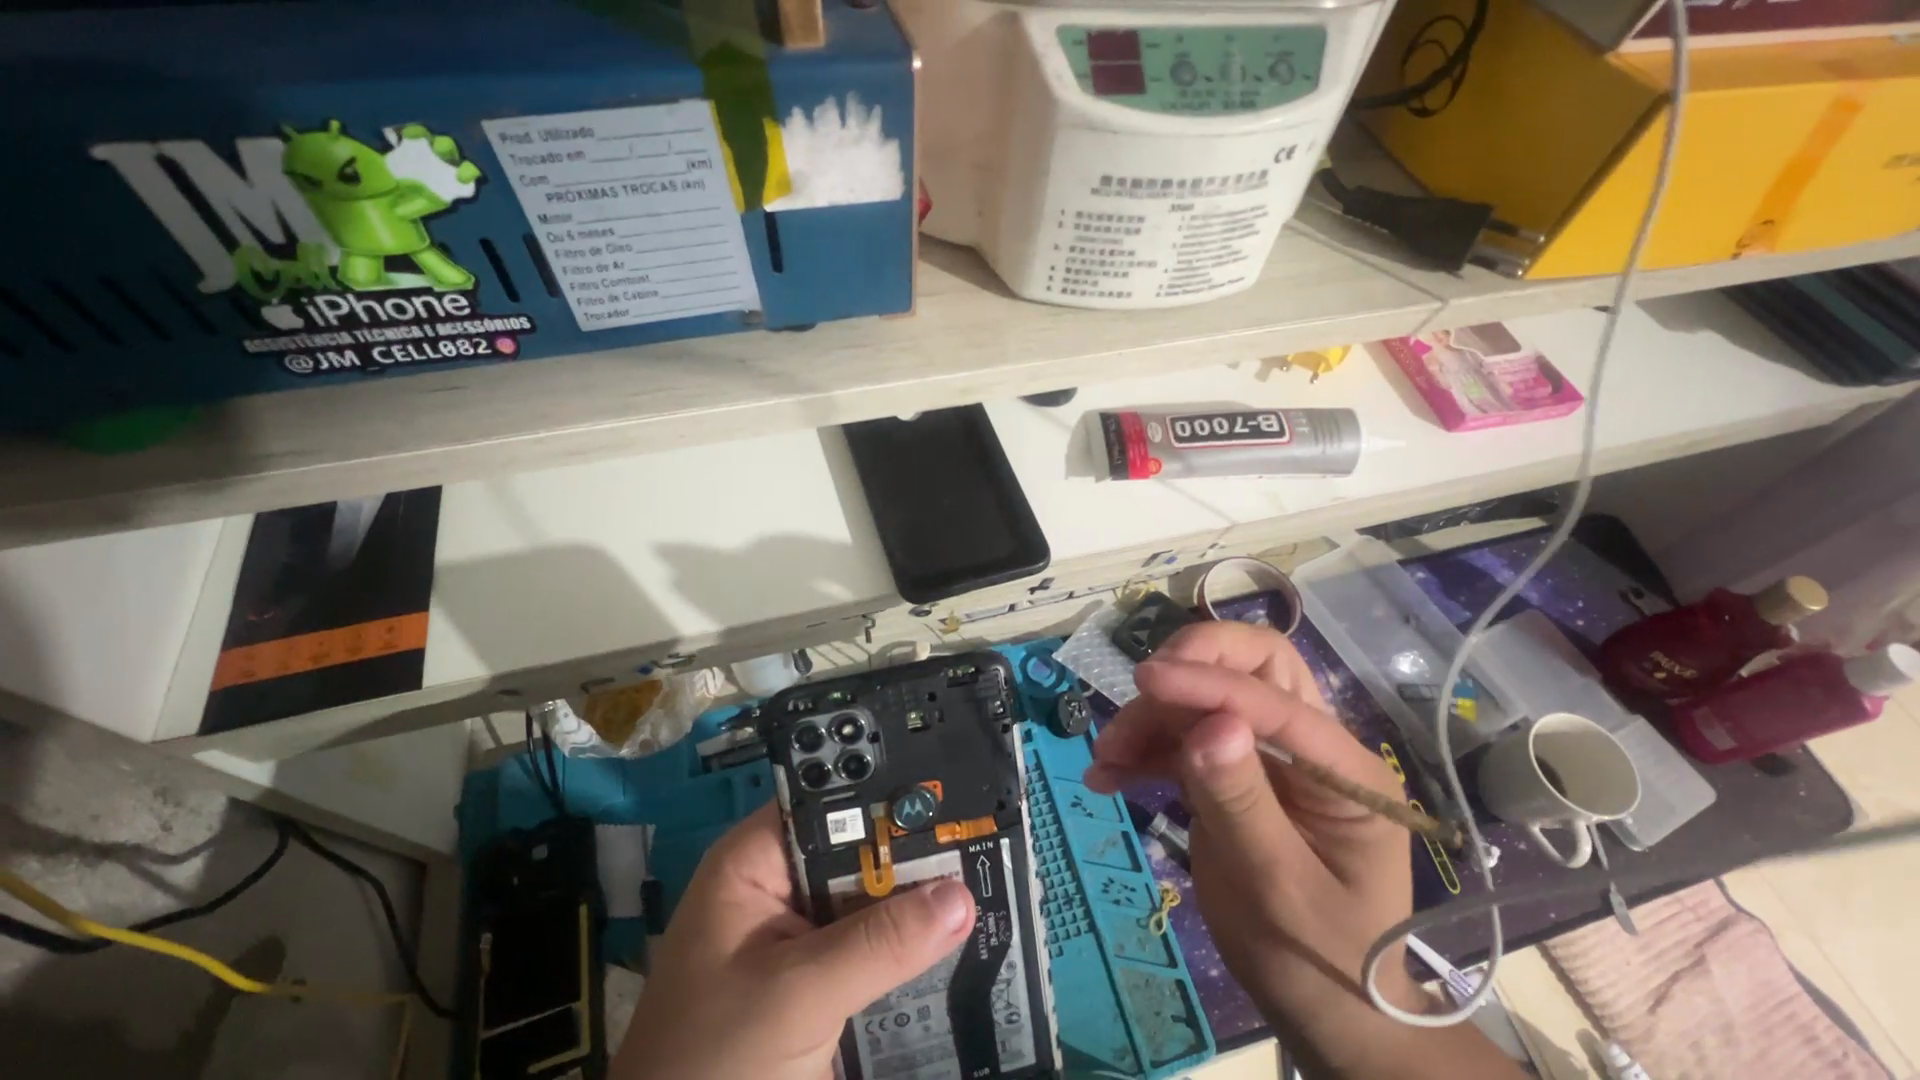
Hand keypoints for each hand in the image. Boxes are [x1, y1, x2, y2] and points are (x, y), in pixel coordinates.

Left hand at [613, 805, 975, 1079]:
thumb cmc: (715, 1060)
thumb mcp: (797, 994)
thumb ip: (878, 943)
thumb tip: (961, 896)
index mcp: (756, 863)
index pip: (830, 805)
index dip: (888, 798)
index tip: (957, 797)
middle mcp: (780, 887)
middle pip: (859, 852)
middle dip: (918, 853)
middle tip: (990, 844)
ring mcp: (800, 937)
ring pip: (872, 900)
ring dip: (921, 901)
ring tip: (993, 880)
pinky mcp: (818, 980)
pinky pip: (873, 946)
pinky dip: (910, 946)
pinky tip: (964, 939)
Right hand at [1085, 622, 1435, 1068]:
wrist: (1326, 1012)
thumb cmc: (1319, 958)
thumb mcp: (1279, 888)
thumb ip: (1242, 803)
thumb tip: (1209, 725)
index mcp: (1343, 769)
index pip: (1275, 699)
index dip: (1210, 682)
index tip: (1145, 680)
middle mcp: (1311, 749)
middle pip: (1258, 668)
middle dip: (1195, 664)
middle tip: (1143, 687)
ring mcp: (1272, 763)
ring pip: (1210, 702)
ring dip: (1155, 717)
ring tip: (1105, 758)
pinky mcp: (1237, 781)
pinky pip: (1188, 744)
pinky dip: (1146, 751)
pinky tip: (1108, 777)